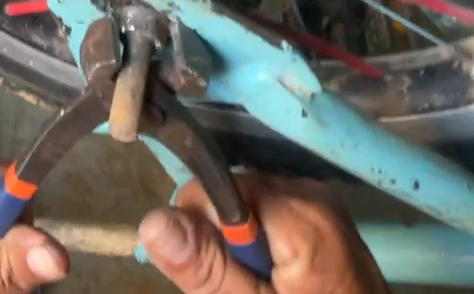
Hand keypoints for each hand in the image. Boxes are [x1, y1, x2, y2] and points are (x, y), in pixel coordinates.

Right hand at [139, 174, 388, 293]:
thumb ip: (207, 269)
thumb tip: (151, 221)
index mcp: (300, 213)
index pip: (212, 188)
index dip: (200, 229)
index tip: (217, 274)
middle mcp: (311, 190)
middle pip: (228, 191)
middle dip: (220, 236)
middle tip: (243, 287)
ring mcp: (320, 198)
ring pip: (243, 199)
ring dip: (238, 238)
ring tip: (262, 285)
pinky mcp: (322, 210)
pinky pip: (266, 206)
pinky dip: (259, 237)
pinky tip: (274, 273)